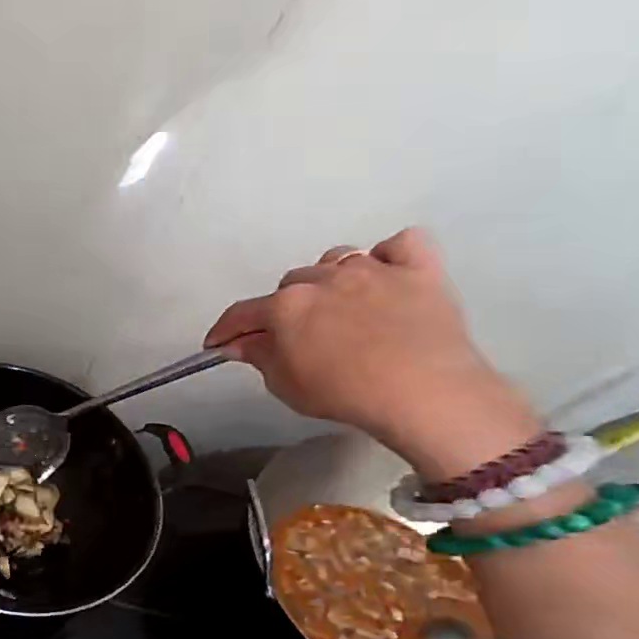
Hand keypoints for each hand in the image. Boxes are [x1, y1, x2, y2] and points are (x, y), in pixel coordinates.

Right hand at [205, 227, 544, 478]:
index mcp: (287, 306)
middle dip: (284, 307)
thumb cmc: (343, 393)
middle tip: (291, 337)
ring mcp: (374, 267)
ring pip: (337, 260)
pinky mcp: (419, 267)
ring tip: (338, 308)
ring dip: (328, 280)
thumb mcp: (286, 385)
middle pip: (291, 283)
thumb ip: (259, 356)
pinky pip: (399, 245)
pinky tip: (387, 279)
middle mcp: (325, 277)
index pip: (242, 312)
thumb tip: (240, 341)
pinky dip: (389, 258)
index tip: (218, 343)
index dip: (225, 329)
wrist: (421, 390)